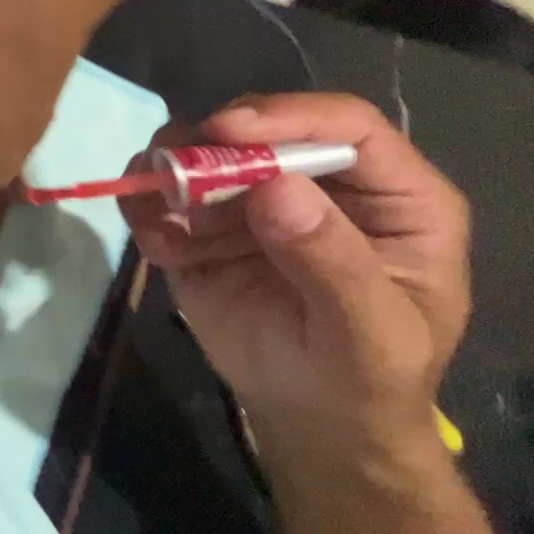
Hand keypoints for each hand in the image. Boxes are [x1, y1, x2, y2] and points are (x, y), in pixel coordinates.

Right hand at [121, 94, 470, 459]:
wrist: (307, 417)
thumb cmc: (362, 377)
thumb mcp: (369, 335)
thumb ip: (333, 264)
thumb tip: (278, 187)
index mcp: (390, 199)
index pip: (345, 126)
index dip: (286, 116)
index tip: (225, 132)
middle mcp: (317, 183)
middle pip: (255, 127)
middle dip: (208, 146)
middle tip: (174, 179)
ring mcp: (251, 198)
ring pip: (196, 149)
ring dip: (166, 178)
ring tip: (164, 228)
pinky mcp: (198, 221)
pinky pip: (158, 191)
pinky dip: (144, 209)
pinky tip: (159, 249)